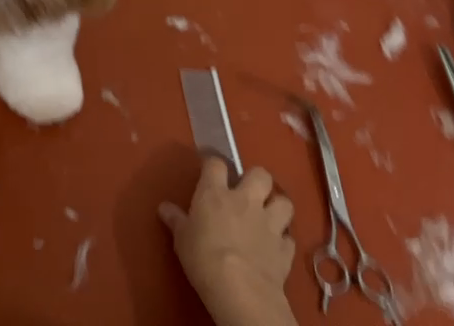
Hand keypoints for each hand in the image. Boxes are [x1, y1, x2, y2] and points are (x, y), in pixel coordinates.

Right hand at [160, 159, 297, 325]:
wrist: (240, 290)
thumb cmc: (203, 257)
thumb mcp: (181, 238)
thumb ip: (175, 220)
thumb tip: (164, 207)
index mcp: (215, 193)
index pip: (216, 164)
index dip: (213, 163)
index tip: (209, 169)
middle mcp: (246, 201)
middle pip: (261, 174)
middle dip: (257, 180)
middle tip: (247, 192)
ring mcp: (269, 224)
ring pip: (284, 202)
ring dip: (277, 206)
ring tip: (268, 215)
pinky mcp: (285, 249)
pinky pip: (289, 238)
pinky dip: (283, 240)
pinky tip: (274, 246)